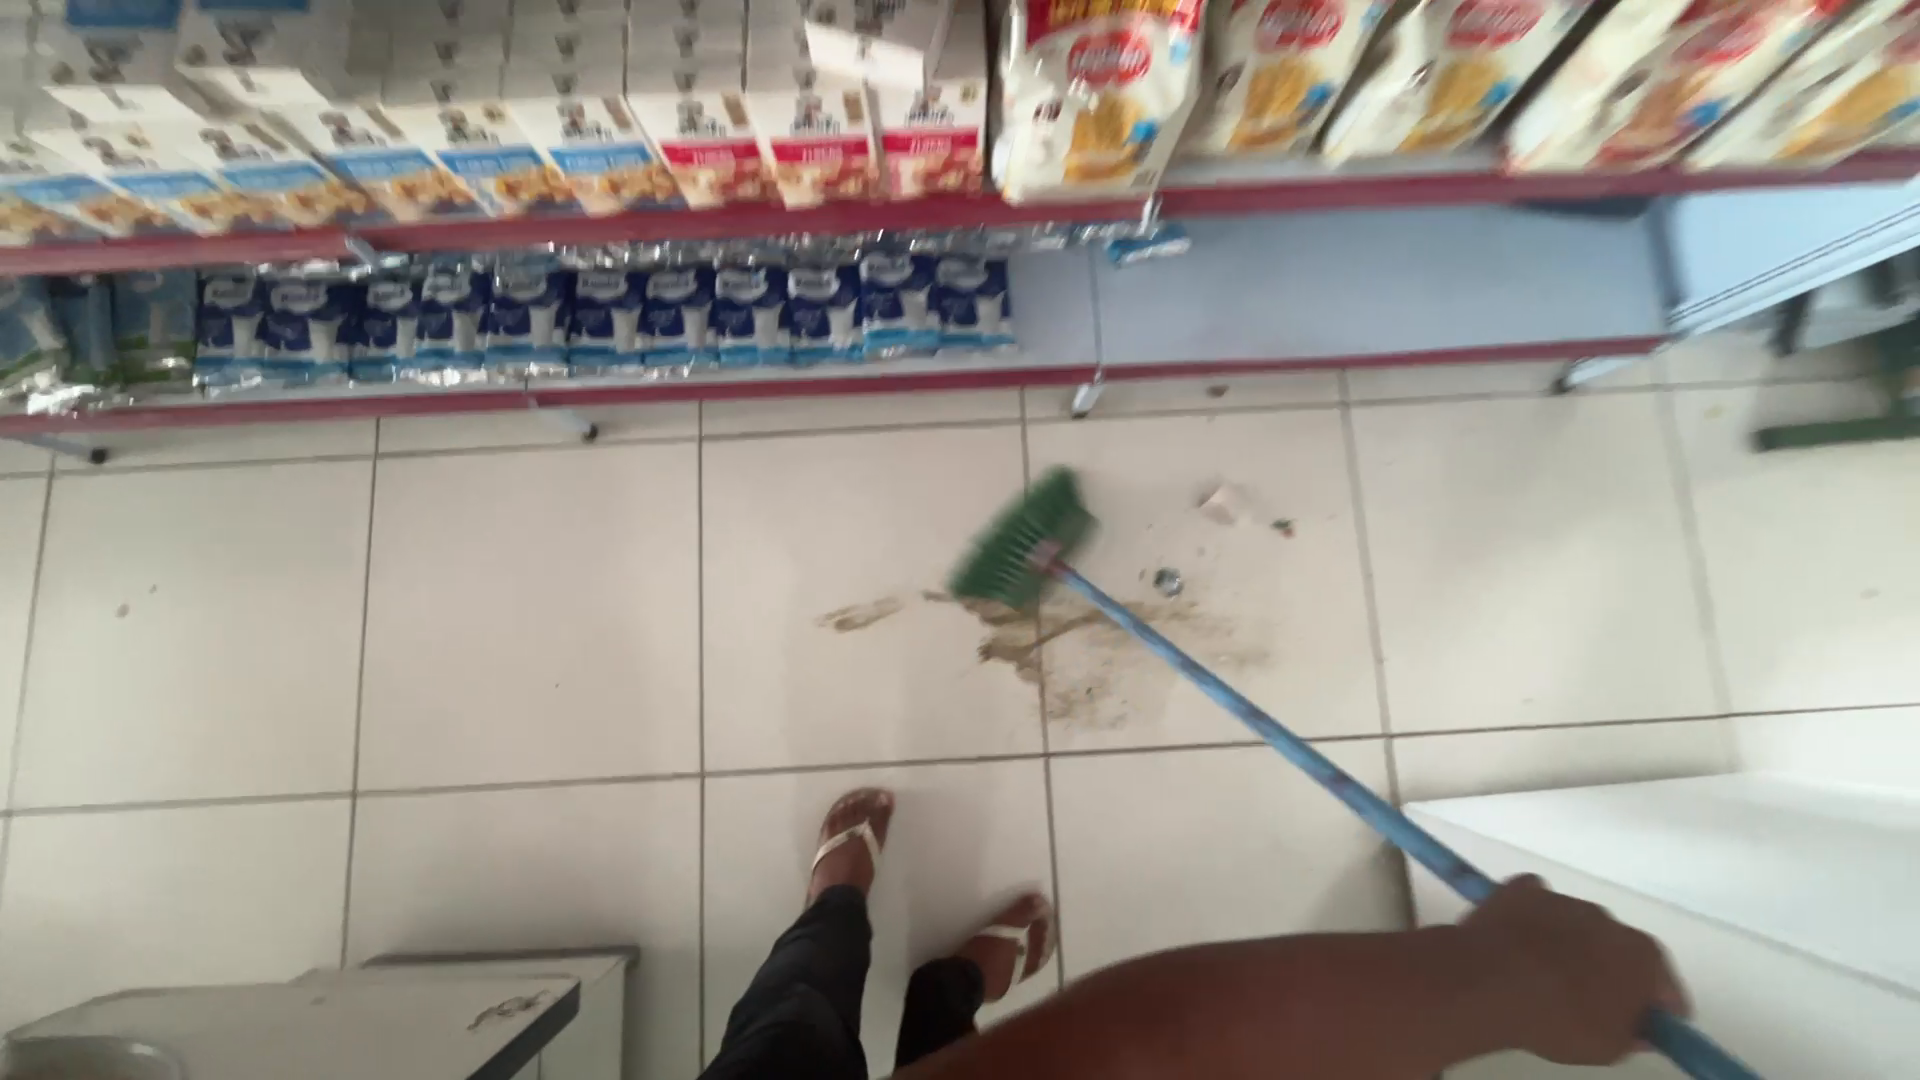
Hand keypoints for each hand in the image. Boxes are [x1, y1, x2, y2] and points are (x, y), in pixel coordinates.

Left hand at [1463, 875, 1688, 1065]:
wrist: (1486, 981)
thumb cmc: (1558, 1019)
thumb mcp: (1612, 1047)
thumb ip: (1633, 1031)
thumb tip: (1635, 1024)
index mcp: (1642, 955)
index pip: (1663, 986)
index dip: (1656, 1008)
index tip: (1644, 1023)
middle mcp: (1604, 917)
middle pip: (1616, 948)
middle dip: (1609, 969)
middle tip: (1588, 997)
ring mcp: (1557, 898)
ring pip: (1573, 922)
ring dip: (1567, 940)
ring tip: (1542, 968)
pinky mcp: (1516, 888)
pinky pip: (1533, 900)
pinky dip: (1530, 915)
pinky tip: (1518, 935)